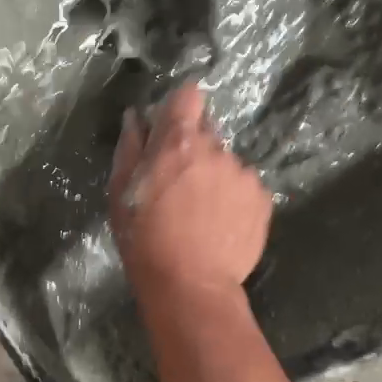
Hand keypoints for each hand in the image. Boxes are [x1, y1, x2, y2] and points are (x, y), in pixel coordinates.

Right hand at [108, 83, 272, 297]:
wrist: (190, 285)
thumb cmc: (143, 239)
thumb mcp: (119, 192)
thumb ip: (129, 148)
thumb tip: (135, 118)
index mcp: (177, 143)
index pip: (188, 95)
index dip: (177, 106)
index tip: (167, 125)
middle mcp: (216, 149)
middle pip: (205, 130)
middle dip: (189, 147)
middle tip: (173, 182)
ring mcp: (243, 174)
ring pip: (223, 161)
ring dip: (210, 175)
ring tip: (196, 211)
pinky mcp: (262, 199)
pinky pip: (242, 186)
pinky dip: (229, 198)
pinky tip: (215, 224)